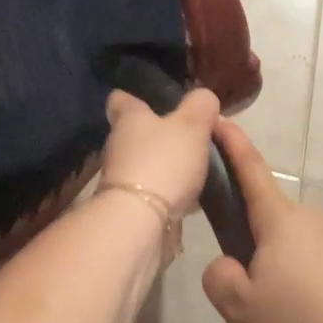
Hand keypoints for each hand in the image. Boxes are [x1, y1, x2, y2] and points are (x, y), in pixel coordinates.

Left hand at [101, 88, 220, 212]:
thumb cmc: (163, 162)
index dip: (134, 97)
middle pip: (137, 133)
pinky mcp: (132, 209)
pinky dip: (171, 194)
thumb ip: (201, 105)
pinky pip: (155, 194)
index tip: (153, 99)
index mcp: (128, 119)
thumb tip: (203, 97)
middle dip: (160, 134)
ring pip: (147, 164)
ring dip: (168, 166)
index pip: (120, 99)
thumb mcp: (192, 124)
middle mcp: (119, 145)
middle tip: (191, 135)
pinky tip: (195, 200)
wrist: (139, 225)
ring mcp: (123, 179)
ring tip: (199, 167)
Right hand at [200, 120, 322, 322]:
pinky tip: (291, 319)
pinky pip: (302, 262)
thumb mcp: (239, 307)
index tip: (216, 116)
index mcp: (278, 217)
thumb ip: (219, 276)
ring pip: (282, 243)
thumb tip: (226, 265)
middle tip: (233, 278)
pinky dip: (289, 280)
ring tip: (263, 311)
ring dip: (267, 264)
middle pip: (263, 214)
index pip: (249, 166)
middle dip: (243, 235)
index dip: (230, 140)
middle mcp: (305, 217)